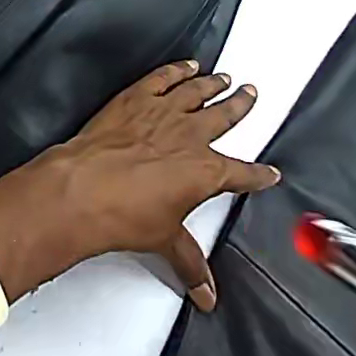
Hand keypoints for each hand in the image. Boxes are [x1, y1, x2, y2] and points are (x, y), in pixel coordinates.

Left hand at [0, 61, 280, 311]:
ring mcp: (163, 112)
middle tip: (251, 94)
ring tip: (225, 77)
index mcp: (203, 171)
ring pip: (197, 91)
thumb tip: (204, 290)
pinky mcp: (136, 98)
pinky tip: (185, 65)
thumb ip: (190, 262)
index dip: (257, 174)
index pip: (240, 173)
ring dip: (213, 84)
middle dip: (241, 106)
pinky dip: (177, 69)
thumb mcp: (164, 240)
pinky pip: (164, 77)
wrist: (87, 188)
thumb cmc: (123, 211)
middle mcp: (189, 136)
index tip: (268, 171)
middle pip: (225, 116)